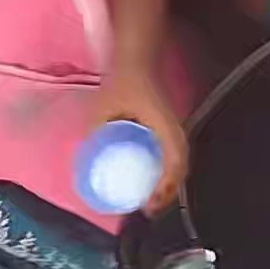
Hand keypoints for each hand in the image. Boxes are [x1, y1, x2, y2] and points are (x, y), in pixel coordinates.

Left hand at [96, 66, 188, 213]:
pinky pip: (174, 155)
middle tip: (150, 211)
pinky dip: (168, 173)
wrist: (137, 57)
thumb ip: (97, 130)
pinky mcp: (169, 128)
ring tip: (154, 203)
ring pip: (181, 163)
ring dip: (170, 185)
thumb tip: (87, 157)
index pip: (175, 159)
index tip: (152, 203)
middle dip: (170, 193)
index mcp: (163, 124)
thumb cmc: (124, 79)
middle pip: (182, 167)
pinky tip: (156, 184)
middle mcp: (174, 128)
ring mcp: (173, 128)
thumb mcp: (103, 106)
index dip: (167, 185)